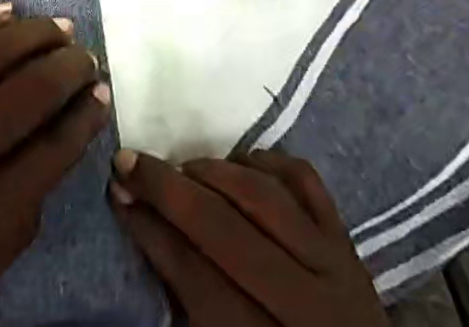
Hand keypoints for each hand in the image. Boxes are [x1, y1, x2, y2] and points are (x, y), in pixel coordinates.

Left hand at [0, 3, 111, 326]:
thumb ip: (23, 216)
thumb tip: (52, 155)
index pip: (56, 147)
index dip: (86, 116)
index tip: (102, 94)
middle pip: (32, 91)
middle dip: (70, 67)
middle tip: (88, 56)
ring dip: (35, 35)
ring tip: (61, 26)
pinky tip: (7, 12)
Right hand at [110, 149, 384, 326]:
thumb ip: (186, 299)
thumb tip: (144, 222)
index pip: (196, 278)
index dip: (151, 230)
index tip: (118, 191)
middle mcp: (307, 307)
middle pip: (227, 230)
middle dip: (169, 189)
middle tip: (130, 163)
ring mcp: (336, 269)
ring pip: (265, 197)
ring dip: (214, 171)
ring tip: (183, 168)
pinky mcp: (350, 243)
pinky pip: (306, 183)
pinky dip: (268, 162)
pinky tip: (240, 162)